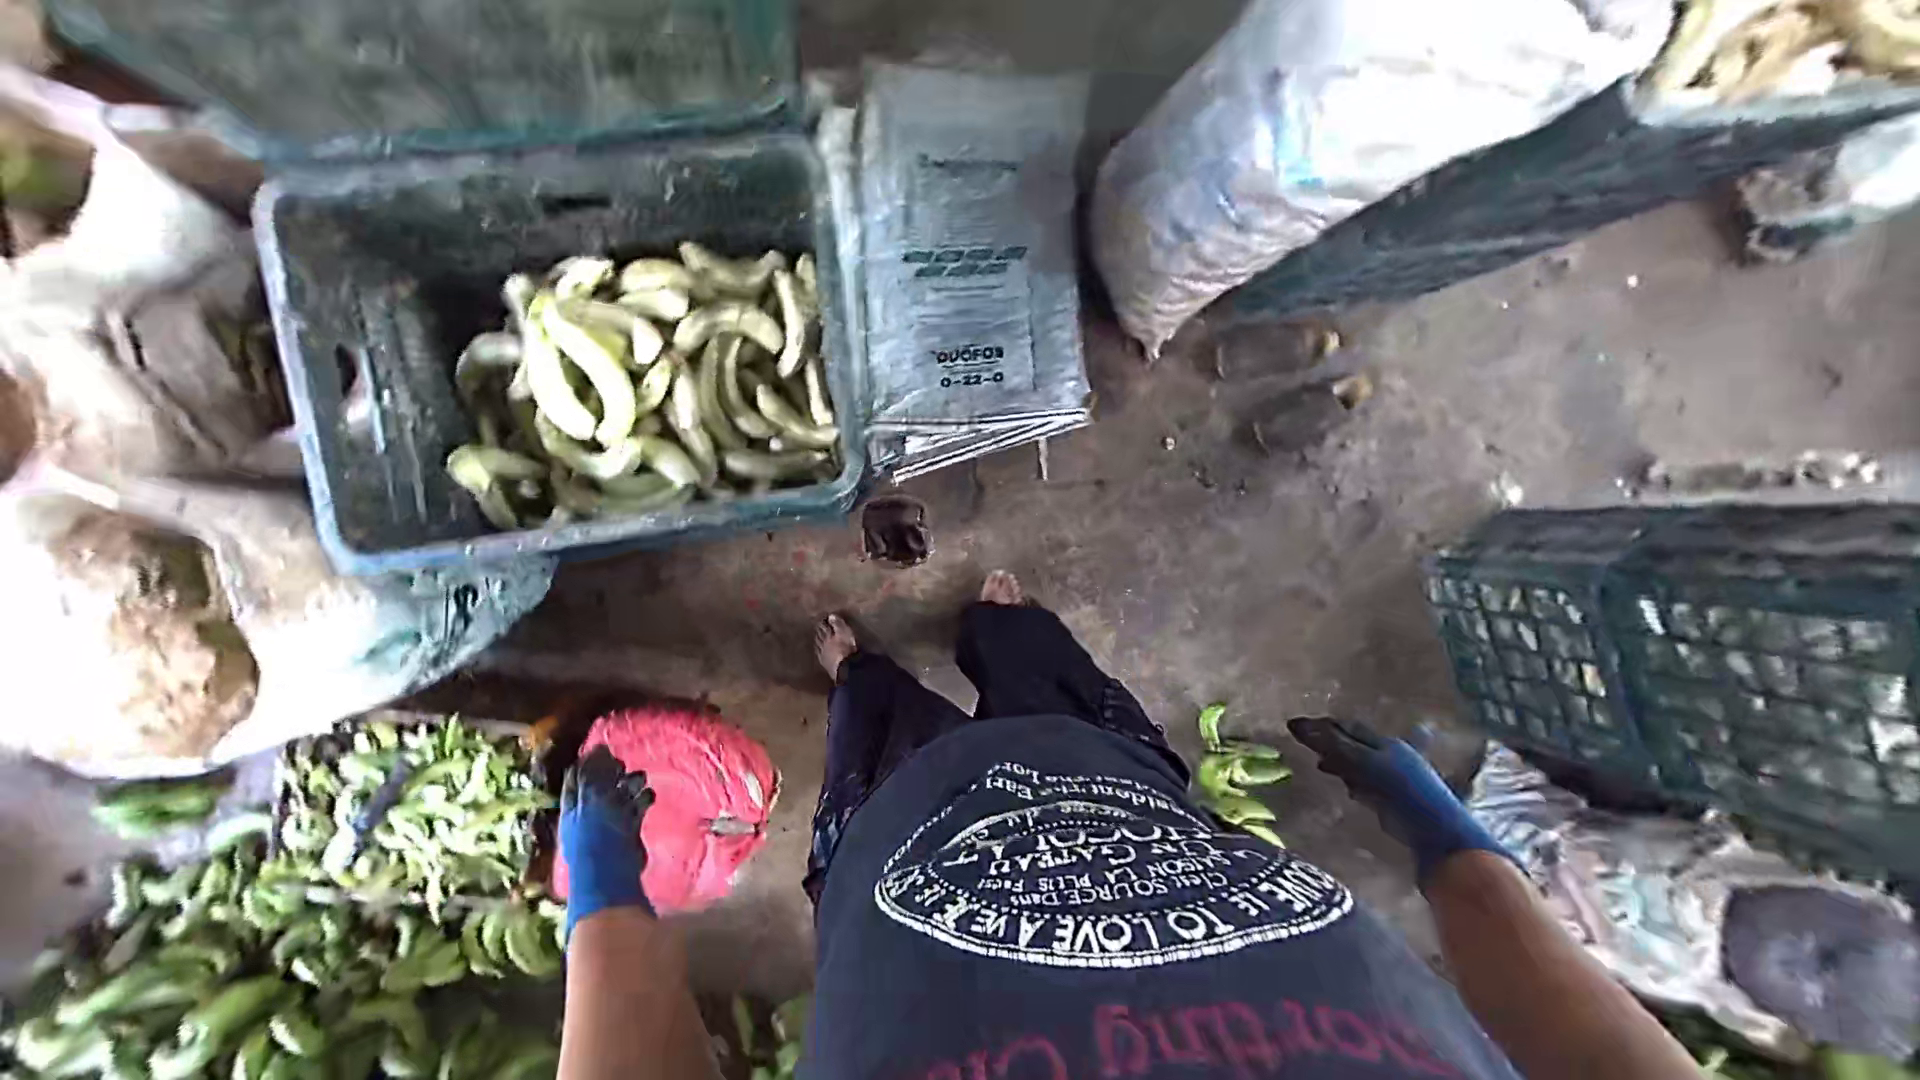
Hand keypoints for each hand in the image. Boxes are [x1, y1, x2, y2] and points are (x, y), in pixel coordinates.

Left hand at [559, 746, 655, 942]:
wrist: (611, 875)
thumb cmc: (597, 835)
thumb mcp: (593, 800)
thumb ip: (594, 774)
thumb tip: (597, 748)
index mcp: (573, 807)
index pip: (578, 778)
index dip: (589, 763)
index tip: (604, 749)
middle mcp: (587, 814)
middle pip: (600, 785)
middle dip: (613, 773)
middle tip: (624, 766)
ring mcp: (607, 824)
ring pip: (620, 796)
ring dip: (630, 786)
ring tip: (639, 782)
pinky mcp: (627, 833)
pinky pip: (635, 810)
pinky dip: (641, 801)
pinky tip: (647, 798)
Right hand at [1287, 717, 1512, 882]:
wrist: (1441, 839)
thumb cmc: (1403, 794)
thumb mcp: (1364, 763)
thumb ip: (1333, 744)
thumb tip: (1296, 725)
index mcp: (1388, 744)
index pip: (1349, 727)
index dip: (1322, 725)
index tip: (1296, 727)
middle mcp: (1395, 758)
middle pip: (1357, 744)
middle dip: (1333, 742)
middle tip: (1307, 744)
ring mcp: (1398, 782)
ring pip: (1362, 764)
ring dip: (1342, 762)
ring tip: (1322, 765)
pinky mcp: (1398, 804)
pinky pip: (1369, 785)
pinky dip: (1353, 781)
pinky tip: (1348, 789)